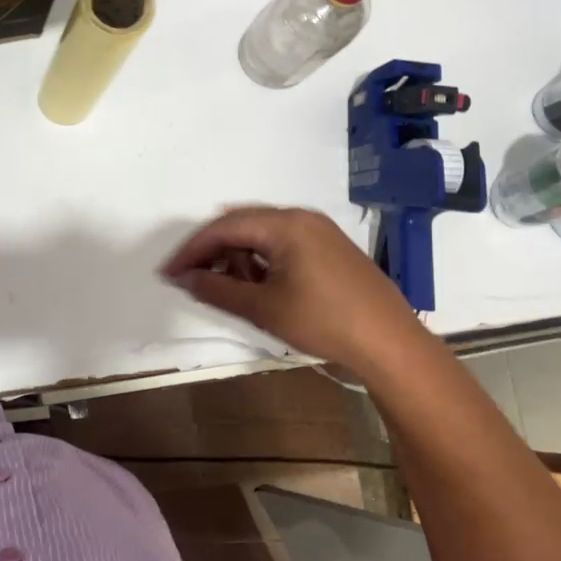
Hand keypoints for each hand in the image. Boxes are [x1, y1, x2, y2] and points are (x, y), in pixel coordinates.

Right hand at [159, 206, 434, 376]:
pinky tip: (254, 284)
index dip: (191, 249)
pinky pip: (281, 242)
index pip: (223, 227)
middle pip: (240, 224)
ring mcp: (319, 231)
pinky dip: (259, 258)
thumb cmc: (323, 322)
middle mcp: (301, 217)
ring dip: (236, 255)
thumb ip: (216, 289)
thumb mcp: (262, 308)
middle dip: (211, 250)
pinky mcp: (329, 247)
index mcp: (284, 224)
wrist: (391, 343)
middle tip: (190, 277)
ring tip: (223, 286)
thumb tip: (183, 278)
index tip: (169, 273)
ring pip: (261, 233)